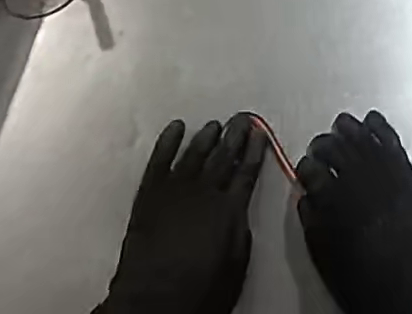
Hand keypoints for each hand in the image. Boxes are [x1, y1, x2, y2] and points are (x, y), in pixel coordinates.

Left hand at [98, 116, 265, 313]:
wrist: (150, 309)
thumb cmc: (199, 293)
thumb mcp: (236, 264)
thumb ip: (240, 228)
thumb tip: (240, 207)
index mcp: (229, 209)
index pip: (247, 171)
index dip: (255, 150)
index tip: (261, 132)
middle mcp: (206, 193)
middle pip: (224, 156)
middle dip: (236, 135)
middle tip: (243, 117)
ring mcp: (176, 192)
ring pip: (195, 154)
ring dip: (206, 137)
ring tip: (214, 124)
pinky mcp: (149, 198)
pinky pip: (159, 163)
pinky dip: (168, 143)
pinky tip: (176, 127)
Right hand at [296, 111, 411, 313]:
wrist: (409, 281)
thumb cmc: (363, 276)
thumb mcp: (325, 254)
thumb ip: (312, 220)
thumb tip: (306, 195)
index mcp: (334, 199)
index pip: (312, 170)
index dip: (305, 168)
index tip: (303, 169)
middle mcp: (358, 176)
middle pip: (336, 146)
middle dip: (323, 145)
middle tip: (317, 148)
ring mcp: (384, 168)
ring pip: (362, 135)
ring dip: (348, 129)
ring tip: (339, 126)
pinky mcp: (403, 167)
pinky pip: (389, 137)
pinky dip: (379, 125)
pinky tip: (370, 120)